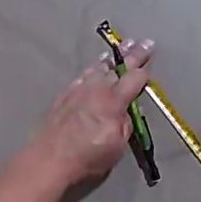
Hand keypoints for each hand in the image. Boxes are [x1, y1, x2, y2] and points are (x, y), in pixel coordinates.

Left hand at [22, 38, 153, 189]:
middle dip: (132, 54)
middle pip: (118, 67)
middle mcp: (96, 90)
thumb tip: (126, 113)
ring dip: (111, 58)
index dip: (145, 69)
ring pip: (98, 68)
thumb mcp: (117, 146)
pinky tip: (93, 68)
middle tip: (144, 42)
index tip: (151, 57)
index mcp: (114, 102)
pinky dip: (92, 69)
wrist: (49, 159)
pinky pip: (82, 76)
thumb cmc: (87, 157)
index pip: (134, 79)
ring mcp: (78, 90)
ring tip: (120, 48)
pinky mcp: (64, 96)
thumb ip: (125, 125)